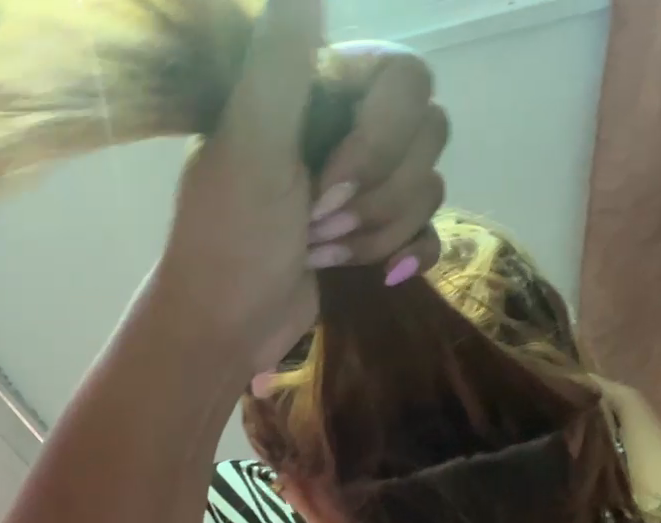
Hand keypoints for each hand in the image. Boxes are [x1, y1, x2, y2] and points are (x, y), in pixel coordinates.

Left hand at [153, 0, 446, 379]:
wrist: (228, 324)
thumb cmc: (231, 238)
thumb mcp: (249, 145)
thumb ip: (281, 60)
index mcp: (319, 89)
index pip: (407, 81)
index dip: (379, 141)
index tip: (325, 183)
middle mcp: (350, 125)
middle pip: (428, 137)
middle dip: (377, 197)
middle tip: (315, 222)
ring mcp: (367, 182)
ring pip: (430, 189)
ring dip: (376, 233)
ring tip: (318, 249)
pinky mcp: (377, 231)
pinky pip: (432, 231)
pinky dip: (408, 255)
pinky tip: (379, 275)